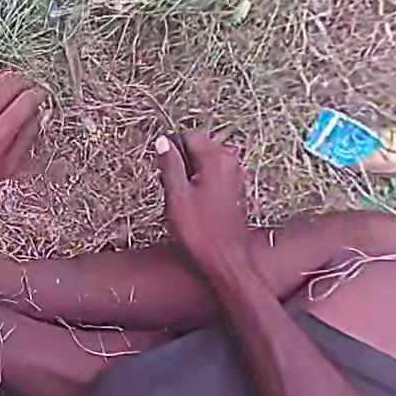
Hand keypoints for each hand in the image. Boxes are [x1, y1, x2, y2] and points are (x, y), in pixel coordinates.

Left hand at [0, 70, 45, 202]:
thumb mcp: (5, 168)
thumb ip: (26, 139)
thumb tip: (40, 114)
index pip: (27, 101)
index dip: (38, 95)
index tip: (40, 95)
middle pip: (11, 84)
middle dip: (24, 84)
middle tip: (26, 88)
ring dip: (3, 79)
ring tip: (6, 86)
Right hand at [154, 131, 248, 271]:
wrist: (224, 259)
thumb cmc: (200, 230)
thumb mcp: (176, 194)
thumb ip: (170, 164)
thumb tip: (162, 141)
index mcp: (216, 160)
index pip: (190, 136)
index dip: (171, 148)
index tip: (160, 164)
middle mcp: (230, 163)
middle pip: (199, 146)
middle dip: (180, 159)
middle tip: (167, 181)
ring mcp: (235, 176)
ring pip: (204, 160)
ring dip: (188, 170)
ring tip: (178, 193)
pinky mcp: (234, 189)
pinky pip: (212, 173)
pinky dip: (198, 180)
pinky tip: (190, 200)